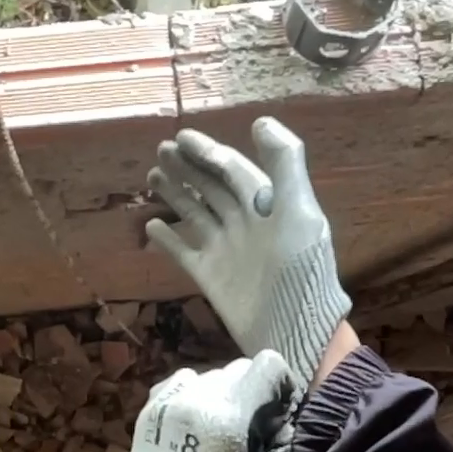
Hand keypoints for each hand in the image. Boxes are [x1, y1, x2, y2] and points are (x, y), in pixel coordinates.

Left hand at [74, 352, 299, 451]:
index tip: (279, 414)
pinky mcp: (149, 409)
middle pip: (239, 369)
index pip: (267, 365)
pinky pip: (181, 385)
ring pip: (210, 375)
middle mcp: (197, 397)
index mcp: (229, 416)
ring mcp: (168, 400)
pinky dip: (195, 396)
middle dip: (253, 392)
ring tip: (221, 430)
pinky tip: (196, 426)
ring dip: (223, 394)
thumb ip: (284, 444)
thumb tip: (282, 421)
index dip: (282, 386)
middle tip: (253, 428)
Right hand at [145, 117, 352, 385]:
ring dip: (175, 194)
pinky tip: (151, 224)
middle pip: (211, 187)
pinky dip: (167, 238)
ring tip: (152, 176)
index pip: (232, 169)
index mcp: (267, 205)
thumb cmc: (300, 270)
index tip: (181, 137)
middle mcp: (244, 223)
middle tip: (161, 150)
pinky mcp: (209, 276)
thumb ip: (285, 165)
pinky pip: (184, 251)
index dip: (208, 151)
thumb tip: (260, 122)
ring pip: (195, 213)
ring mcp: (225, 249)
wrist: (292, 329)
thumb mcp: (300, 212)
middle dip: (187, 167)